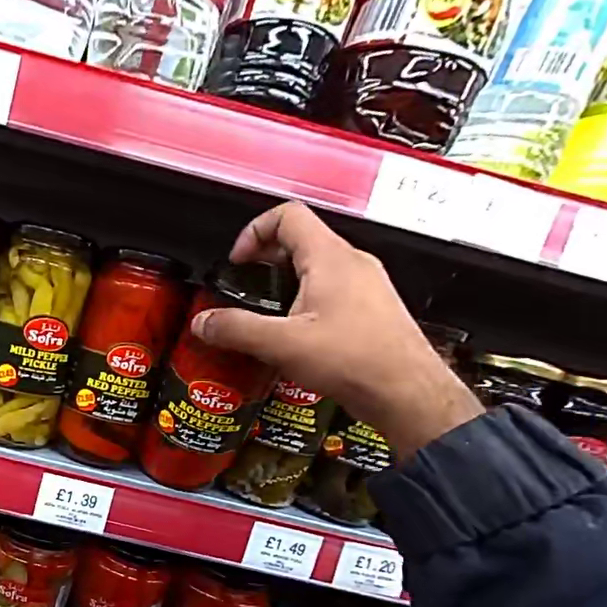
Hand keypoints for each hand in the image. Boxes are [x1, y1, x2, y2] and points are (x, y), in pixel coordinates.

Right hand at [195, 202, 482, 457]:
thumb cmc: (356, 360)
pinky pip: (331, 291)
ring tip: (265, 313)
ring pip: (316, 267)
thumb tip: (202, 322)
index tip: (238, 261)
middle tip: (244, 286)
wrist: (404, 391)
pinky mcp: (369, 309)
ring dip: (285, 283)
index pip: (288, 216)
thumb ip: (236, 330)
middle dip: (265, 260)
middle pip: (300, 240)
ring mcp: (365, 285)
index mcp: (330, 258)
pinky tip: (294, 336)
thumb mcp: (281, 345)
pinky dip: (305, 302)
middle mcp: (352, 263)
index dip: (254, 232)